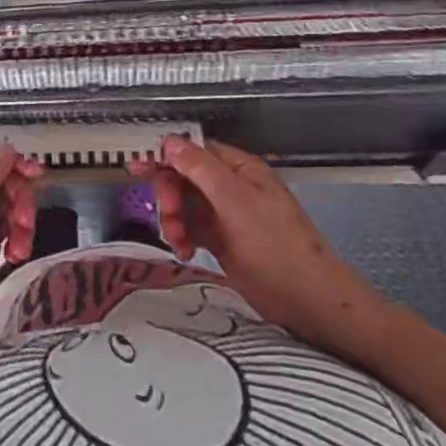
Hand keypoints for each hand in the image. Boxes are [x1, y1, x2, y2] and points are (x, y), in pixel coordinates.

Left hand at [0, 144, 42, 334]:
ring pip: (17, 205)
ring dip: (23, 226)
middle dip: (20, 205)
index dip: (16, 169)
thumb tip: (5, 149)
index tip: (34, 175)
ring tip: (18, 246)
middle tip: (23, 222)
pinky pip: (18, 226)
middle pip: (10, 184)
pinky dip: (21, 239)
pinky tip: (14, 253)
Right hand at [131, 136, 390, 346]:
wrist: (307, 301)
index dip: (165, 156)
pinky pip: (191, 229)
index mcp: (239, 170)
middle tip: (170, 215)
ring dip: (173, 220)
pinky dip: (182, 237)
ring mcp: (227, 215)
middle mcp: (232, 188)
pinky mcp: (223, 240)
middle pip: (183, 178)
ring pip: (184, 205)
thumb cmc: (280, 249)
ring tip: (179, 240)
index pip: (193, 151)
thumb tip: (172, 143)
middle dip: (169, 195)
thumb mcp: (236, 203)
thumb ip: (202, 169)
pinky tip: (185, 251)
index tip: (138, 165)